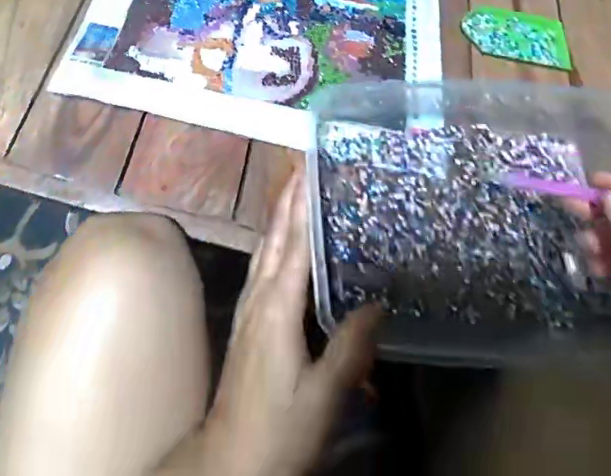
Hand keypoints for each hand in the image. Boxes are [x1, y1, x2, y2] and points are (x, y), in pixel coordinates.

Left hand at [152, 169, 381, 475]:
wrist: (230, 457)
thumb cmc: (279, 429)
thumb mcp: (323, 396)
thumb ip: (350, 348)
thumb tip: (380, 302)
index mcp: (277, 308)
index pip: (293, 244)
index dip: (301, 205)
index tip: (309, 170)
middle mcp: (259, 298)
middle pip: (274, 237)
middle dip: (287, 199)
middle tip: (303, 165)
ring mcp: (249, 308)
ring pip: (264, 249)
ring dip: (279, 216)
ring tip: (294, 190)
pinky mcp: (248, 320)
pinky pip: (262, 266)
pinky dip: (274, 242)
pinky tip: (280, 243)